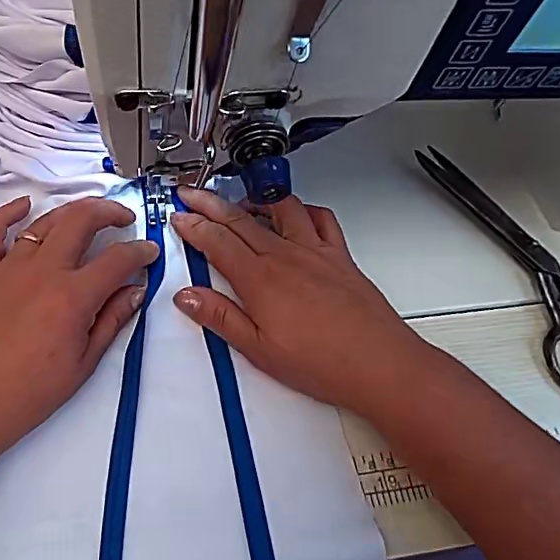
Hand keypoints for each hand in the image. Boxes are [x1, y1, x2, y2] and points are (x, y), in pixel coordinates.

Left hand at [0, 196, 159, 451]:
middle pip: (81, 221)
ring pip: (44, 222)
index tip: (148, 253)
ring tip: (89, 215)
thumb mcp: (81, 365)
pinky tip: (23, 206)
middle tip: (124, 219)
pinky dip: (7, 214)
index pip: (117, 260)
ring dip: (71, 211)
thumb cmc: (22, 396)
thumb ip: (110, 321)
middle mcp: (41, 273)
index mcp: (71, 297)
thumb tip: (133, 293)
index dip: (140, 253)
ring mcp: (8, 270)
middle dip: (109, 212)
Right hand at [169, 187, 463, 416]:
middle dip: (209, 203)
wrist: (380, 365)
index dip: (193, 226)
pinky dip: (304, 209)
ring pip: (279, 209)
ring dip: (255, 199)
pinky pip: (321, 219)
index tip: (179, 217)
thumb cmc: (325, 362)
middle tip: (192, 194)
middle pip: (240, 218)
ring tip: (240, 198)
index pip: (216, 241)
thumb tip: (188, 297)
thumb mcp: (258, 349)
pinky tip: (297, 212)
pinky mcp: (339, 257)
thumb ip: (220, 317)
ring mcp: (315, 252)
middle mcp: (286, 257)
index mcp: (260, 280)